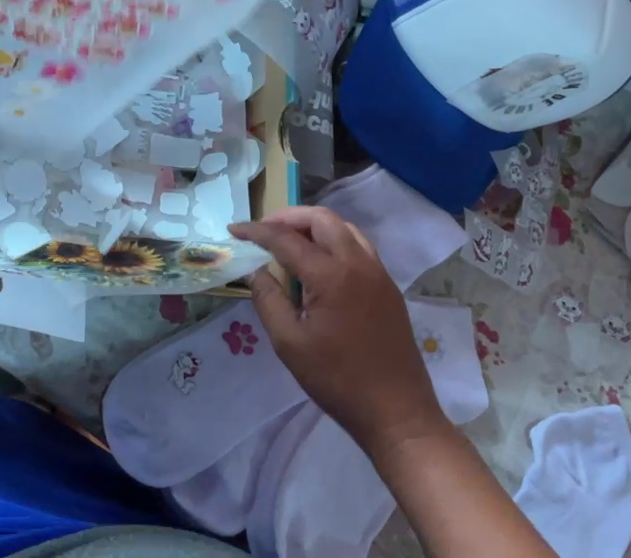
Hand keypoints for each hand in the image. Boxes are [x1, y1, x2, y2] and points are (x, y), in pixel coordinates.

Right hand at [230, 206, 449, 457]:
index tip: (233, 230)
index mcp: (331, 276)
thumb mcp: (289, 343)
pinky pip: (359, 246)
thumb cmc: (337, 380)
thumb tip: (255, 269)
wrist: (397, 413)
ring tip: (289, 241)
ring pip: (344, 228)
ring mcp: (378, 274)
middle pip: (321, 219)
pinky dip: (334, 240)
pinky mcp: (388, 287)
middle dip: (288, 217)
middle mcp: (358, 264)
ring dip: (313, 226)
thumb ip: (267, 299)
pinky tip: (319, 261)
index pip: (286, 239)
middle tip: (263, 231)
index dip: (256, 230)